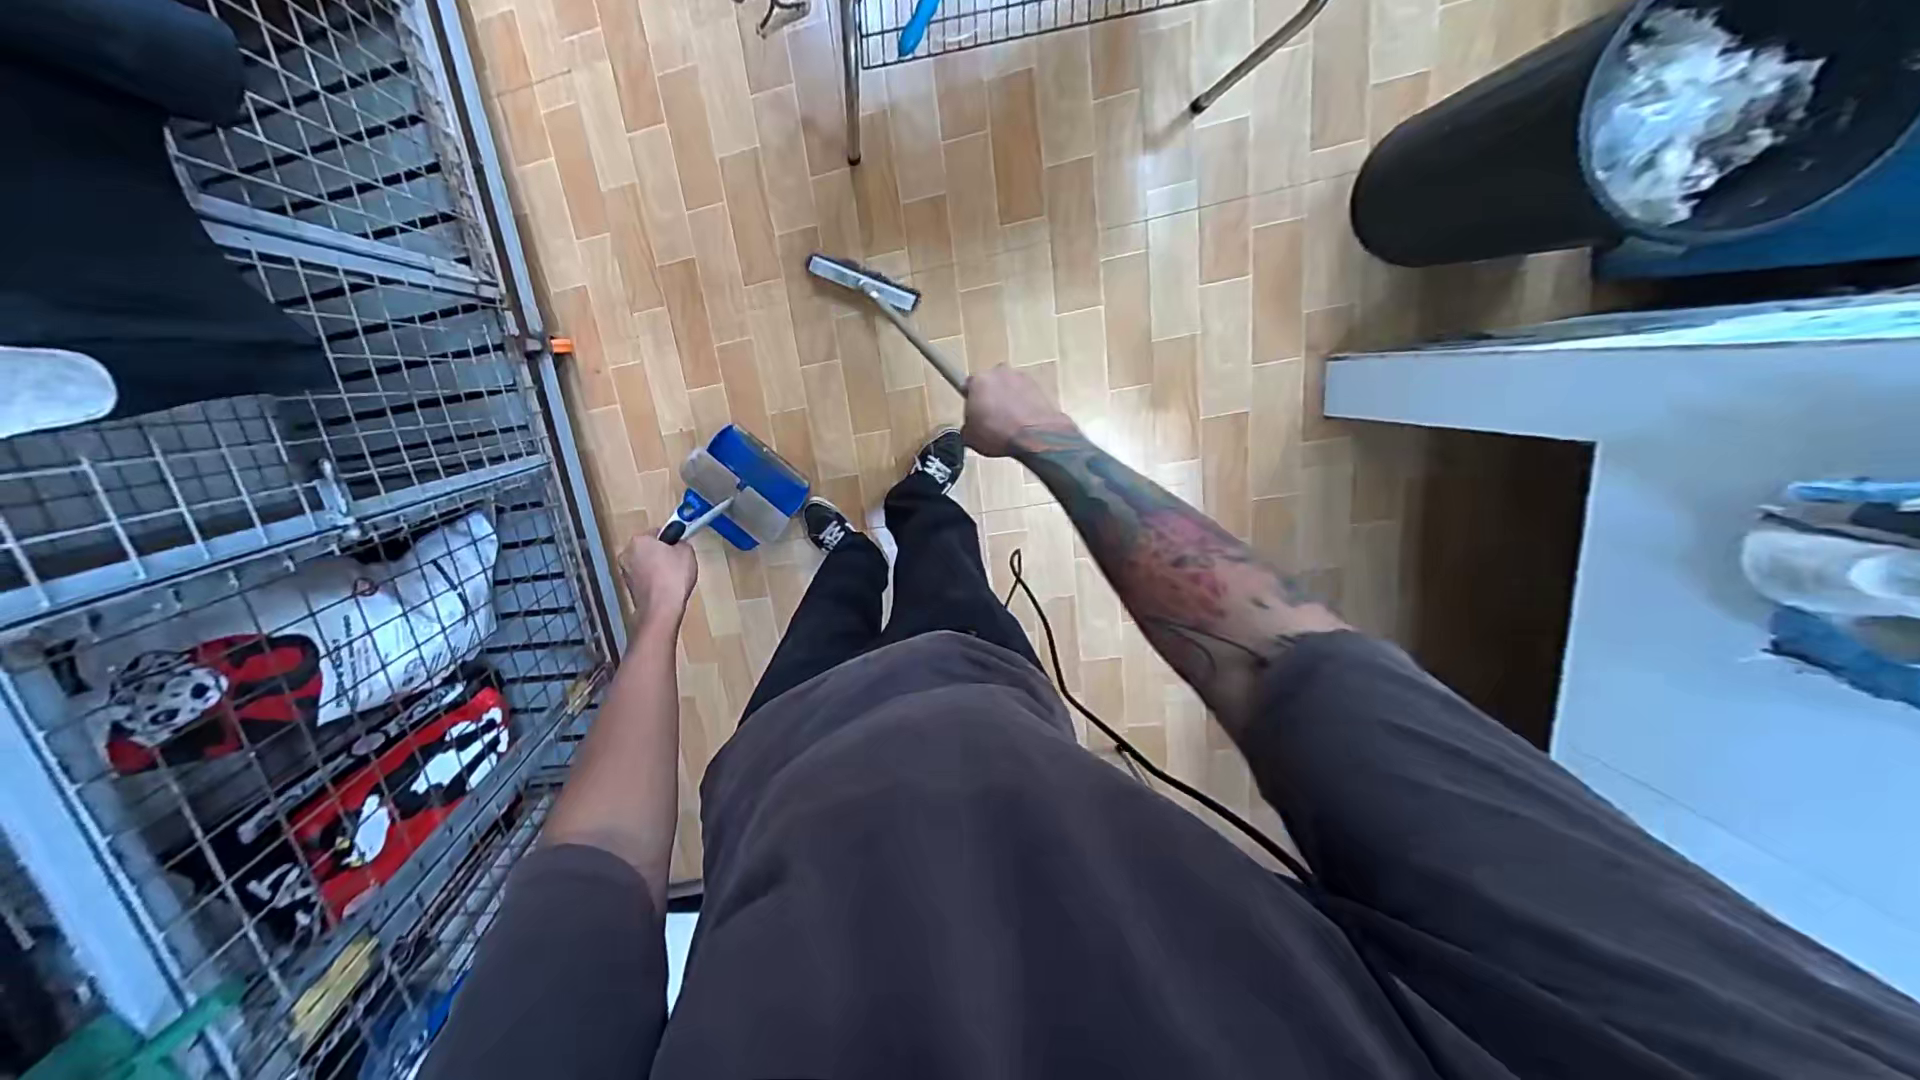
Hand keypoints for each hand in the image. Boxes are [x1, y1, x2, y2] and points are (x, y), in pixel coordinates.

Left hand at [620, 535, 696, 633]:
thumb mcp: (687, 552)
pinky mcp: (628, 587)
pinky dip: (652, 580)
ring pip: (644, 563)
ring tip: (673, 577)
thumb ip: (681, 543)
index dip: (671, 539)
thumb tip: (678, 545)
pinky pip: (643, 578)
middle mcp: (626, 553)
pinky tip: (665, 587)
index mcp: (639, 540)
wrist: (661, 607)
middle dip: (660, 553)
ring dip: (656, 567)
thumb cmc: (674, 575)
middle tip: (677, 561)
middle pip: (647, 548)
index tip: (680, 547)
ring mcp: (625, 571)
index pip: (657, 532)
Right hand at [962, 365, 1074, 456]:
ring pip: (1009, 386)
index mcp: (977, 381)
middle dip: (990, 396)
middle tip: (992, 418)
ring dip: (1008, 398)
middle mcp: (998, 371)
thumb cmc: (997, 434)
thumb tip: (970, 428)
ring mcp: (1020, 376)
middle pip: (990, 383)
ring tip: (1011, 420)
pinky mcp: (1037, 384)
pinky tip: (1024, 418)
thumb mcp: (970, 438)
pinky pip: (1025, 392)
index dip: (971, 401)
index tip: (974, 414)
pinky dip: (1024, 401)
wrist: (1034, 435)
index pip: (968, 386)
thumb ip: (967, 427)